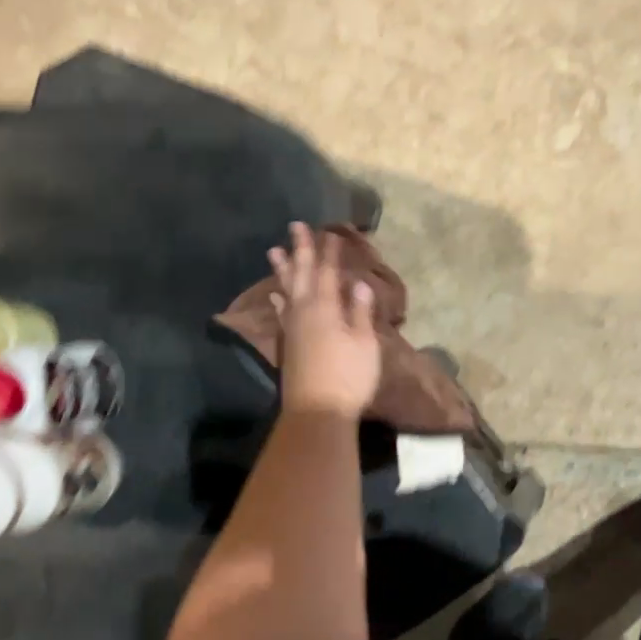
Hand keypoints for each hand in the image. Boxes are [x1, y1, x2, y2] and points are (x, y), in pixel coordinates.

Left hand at [268, 223, 380, 419]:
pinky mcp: (287, 345)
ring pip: (287, 291)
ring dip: (284, 270)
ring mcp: (292, 328)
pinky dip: (279, 299)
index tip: (332, 233)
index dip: (330, 252)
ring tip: (275, 250)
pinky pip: (281, 312)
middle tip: (296, 227)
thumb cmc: (349, 377)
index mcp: (326, 308)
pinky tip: (276, 295)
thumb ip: (361, 313)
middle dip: (301, 250)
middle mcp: (304, 312)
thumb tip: (359, 285)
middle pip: (302, 275)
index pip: (328, 273)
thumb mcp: (365, 344)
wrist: (317, 412)